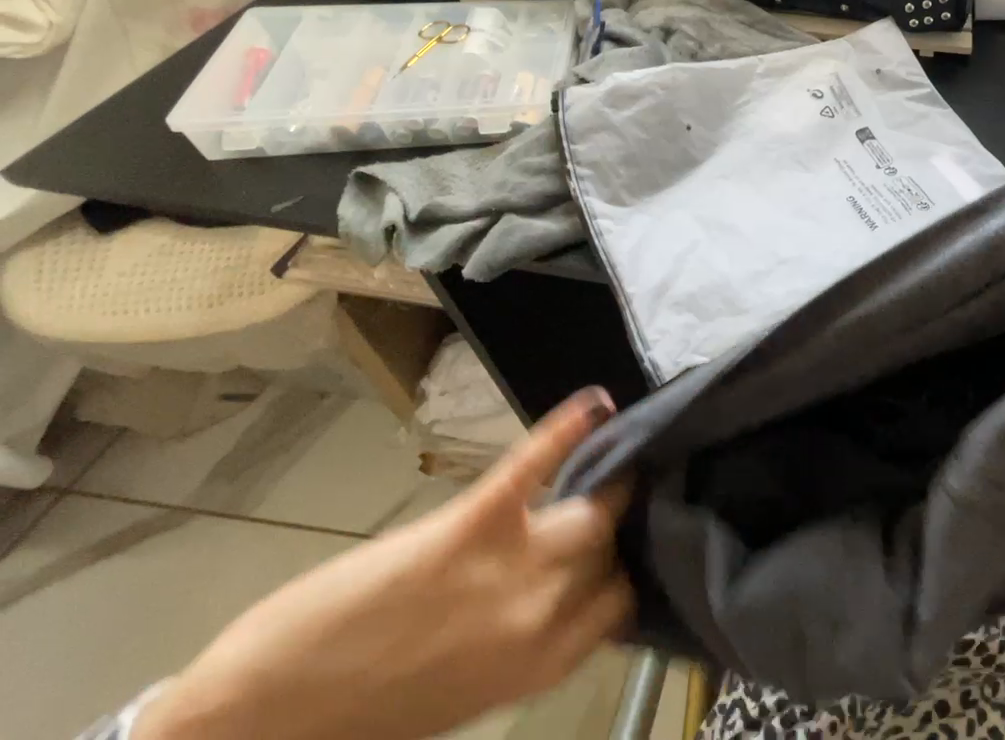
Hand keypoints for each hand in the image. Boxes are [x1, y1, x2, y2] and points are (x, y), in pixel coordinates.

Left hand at [136, 387, 631, 739]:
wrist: (258, 724)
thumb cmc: (362, 716)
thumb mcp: (470, 694)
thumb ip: (531, 644)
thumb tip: (570, 598)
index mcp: (543, 664)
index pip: (625, 598)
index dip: (632, 566)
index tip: (637, 544)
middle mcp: (543, 616)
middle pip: (614, 549)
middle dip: (625, 522)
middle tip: (631, 491)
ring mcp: (509, 569)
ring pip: (594, 510)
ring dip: (612, 479)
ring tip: (623, 453)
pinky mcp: (467, 527)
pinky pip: (533, 467)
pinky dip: (567, 430)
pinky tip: (596, 405)